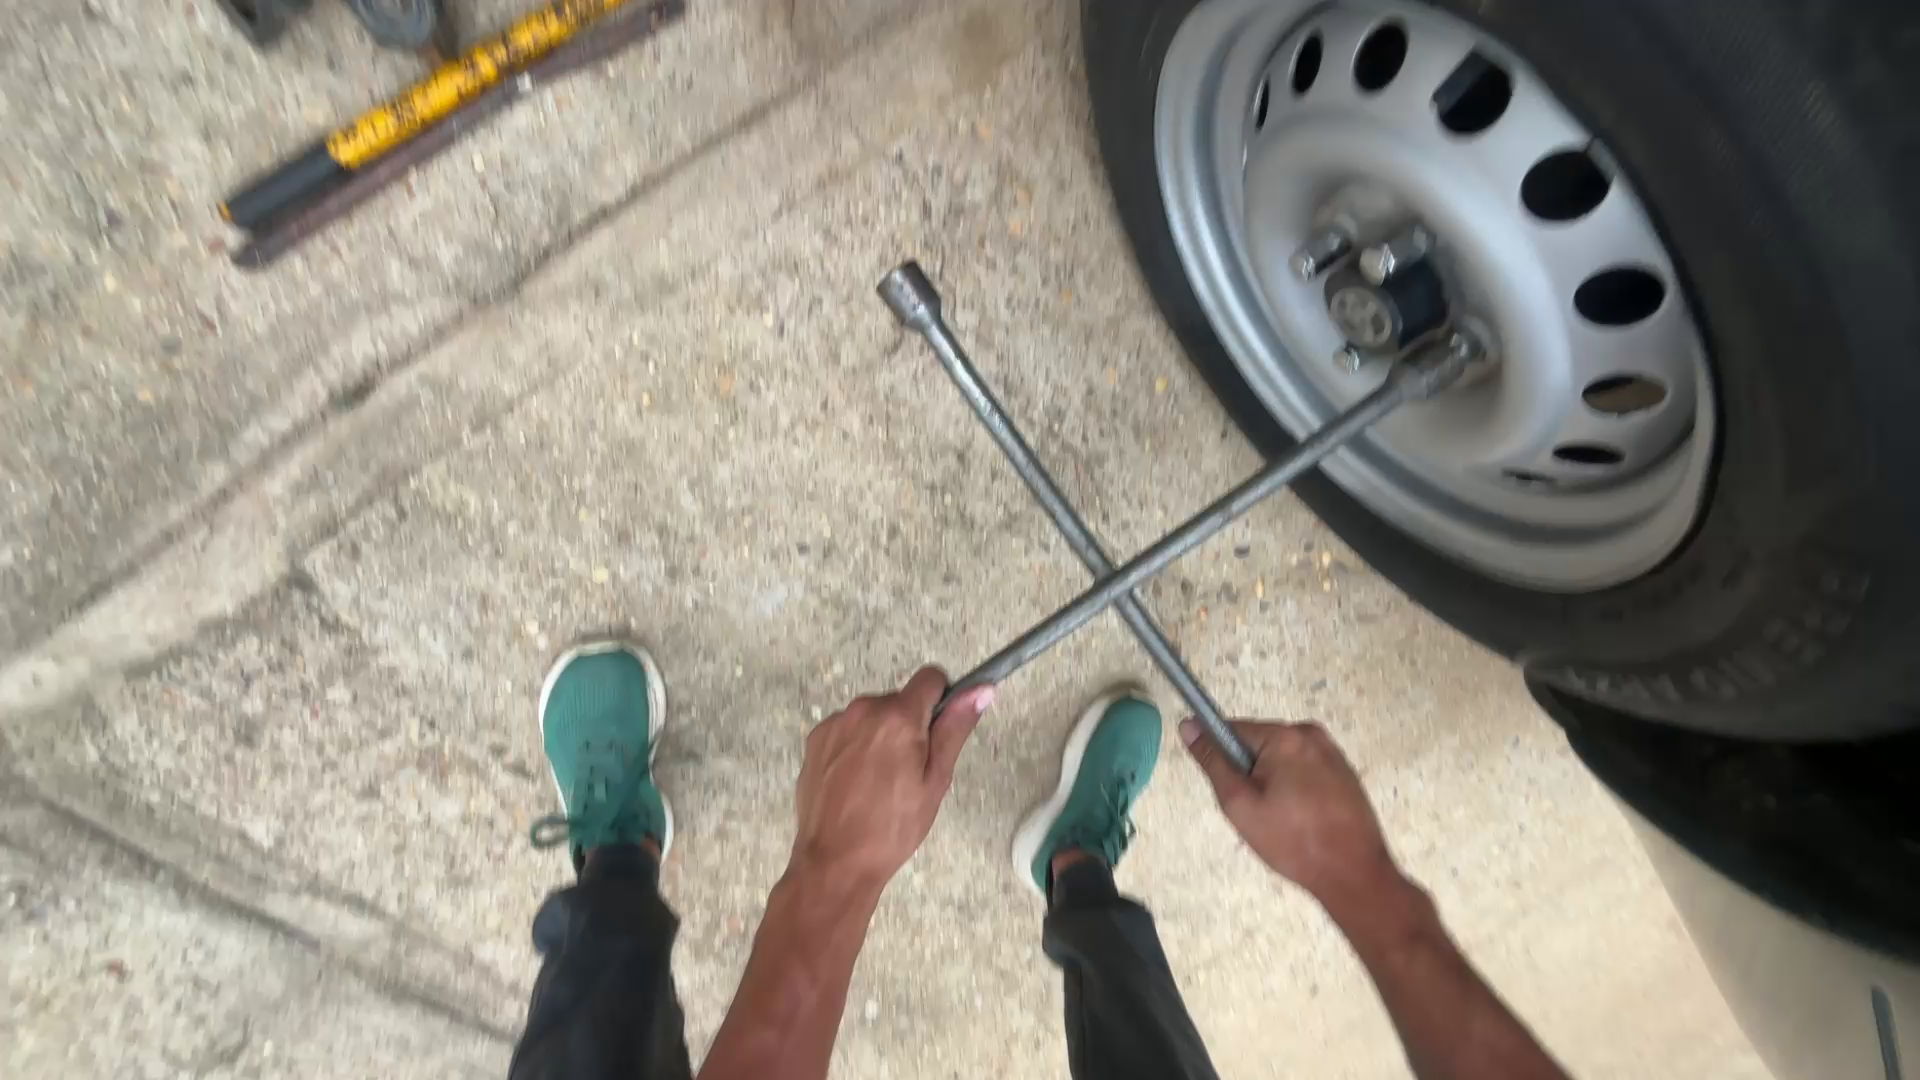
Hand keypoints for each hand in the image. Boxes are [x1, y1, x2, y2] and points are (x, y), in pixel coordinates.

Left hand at [790, 667, 994, 890]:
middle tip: (909, 771)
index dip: (942, 700)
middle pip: (901, 700)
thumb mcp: (936, 780)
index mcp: (898, 716)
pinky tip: (856, 783)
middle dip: (910, 725)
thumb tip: (982, 690)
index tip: (936, 733)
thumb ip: (956, 728)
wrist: (835, 862)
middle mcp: (863, 709)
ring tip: (880, 782)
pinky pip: (848, 729)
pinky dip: (856, 746)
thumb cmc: (893, 827)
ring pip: (874, 715)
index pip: (931, 677)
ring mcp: (836, 723)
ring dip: (882, 735)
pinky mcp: (816, 739)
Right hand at [1181, 718, 1402, 908]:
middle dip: (1249, 771)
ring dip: (1271, 780)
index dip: (1222, 758)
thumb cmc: (1291, 841)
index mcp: (1284, 736)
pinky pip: (1302, 768)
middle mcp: (1310, 733)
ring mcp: (1331, 751)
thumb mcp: (1239, 804)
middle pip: (1257, 742)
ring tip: (1279, 819)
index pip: (1231, 729)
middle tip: (1255, 811)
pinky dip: (1294, 786)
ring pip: (1280, 757)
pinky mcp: (1344, 770)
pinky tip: (1300, 817)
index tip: (1231, 790)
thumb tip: (1187, 726)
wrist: (1355, 876)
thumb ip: (1212, 762)